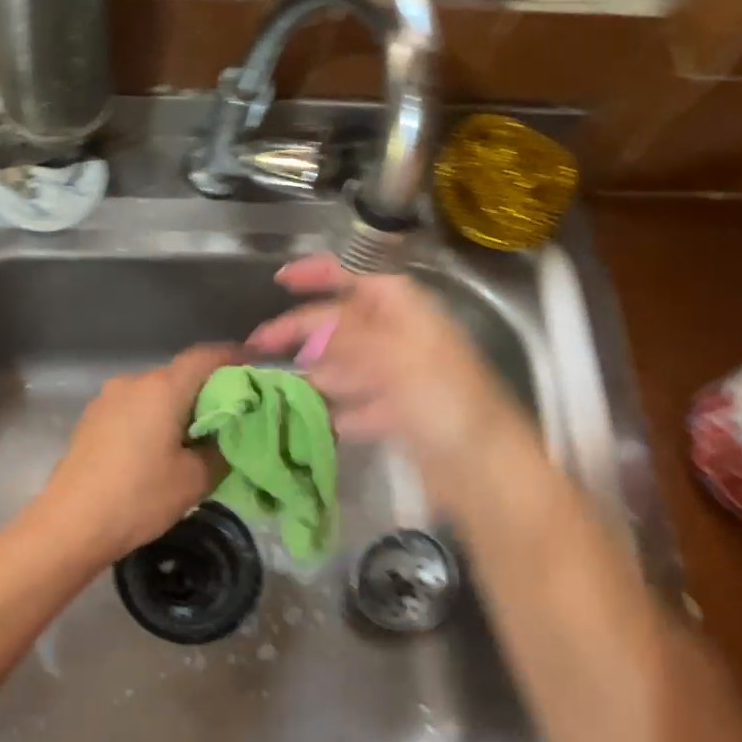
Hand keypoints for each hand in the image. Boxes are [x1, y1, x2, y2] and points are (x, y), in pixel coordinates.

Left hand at [29, 345, 239, 559]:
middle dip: (209, 391)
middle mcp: (132, 382)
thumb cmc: (138, 497)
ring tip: (198, 439)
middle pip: (180, 375)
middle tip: (234, 418)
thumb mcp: (194, 479)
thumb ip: (221, 450)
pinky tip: (161, 450)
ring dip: (179, 408)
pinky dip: (154, 420)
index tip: (258, 369)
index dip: (236, 358)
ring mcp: (107, 400)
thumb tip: (228, 436)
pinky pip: (134, 410)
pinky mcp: (92, 420)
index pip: (207, 356)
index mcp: (162, 388)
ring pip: (155, 394)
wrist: (71, 523)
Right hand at [246, 253, 505, 466]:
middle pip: (342, 325)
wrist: (483, 466)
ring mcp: (398, 380)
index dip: (320, 276)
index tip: (280, 281)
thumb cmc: (445, 403)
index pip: (358, 281)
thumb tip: (307, 331)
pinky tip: (304, 418)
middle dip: (301, 331)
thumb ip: (346, 339)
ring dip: (311, 371)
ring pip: (344, 366)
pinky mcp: (395, 417)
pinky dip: (329, 410)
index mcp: (407, 314)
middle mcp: (401, 340)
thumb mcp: (393, 359)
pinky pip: (352, 405)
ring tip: (272, 381)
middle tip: (258, 346)